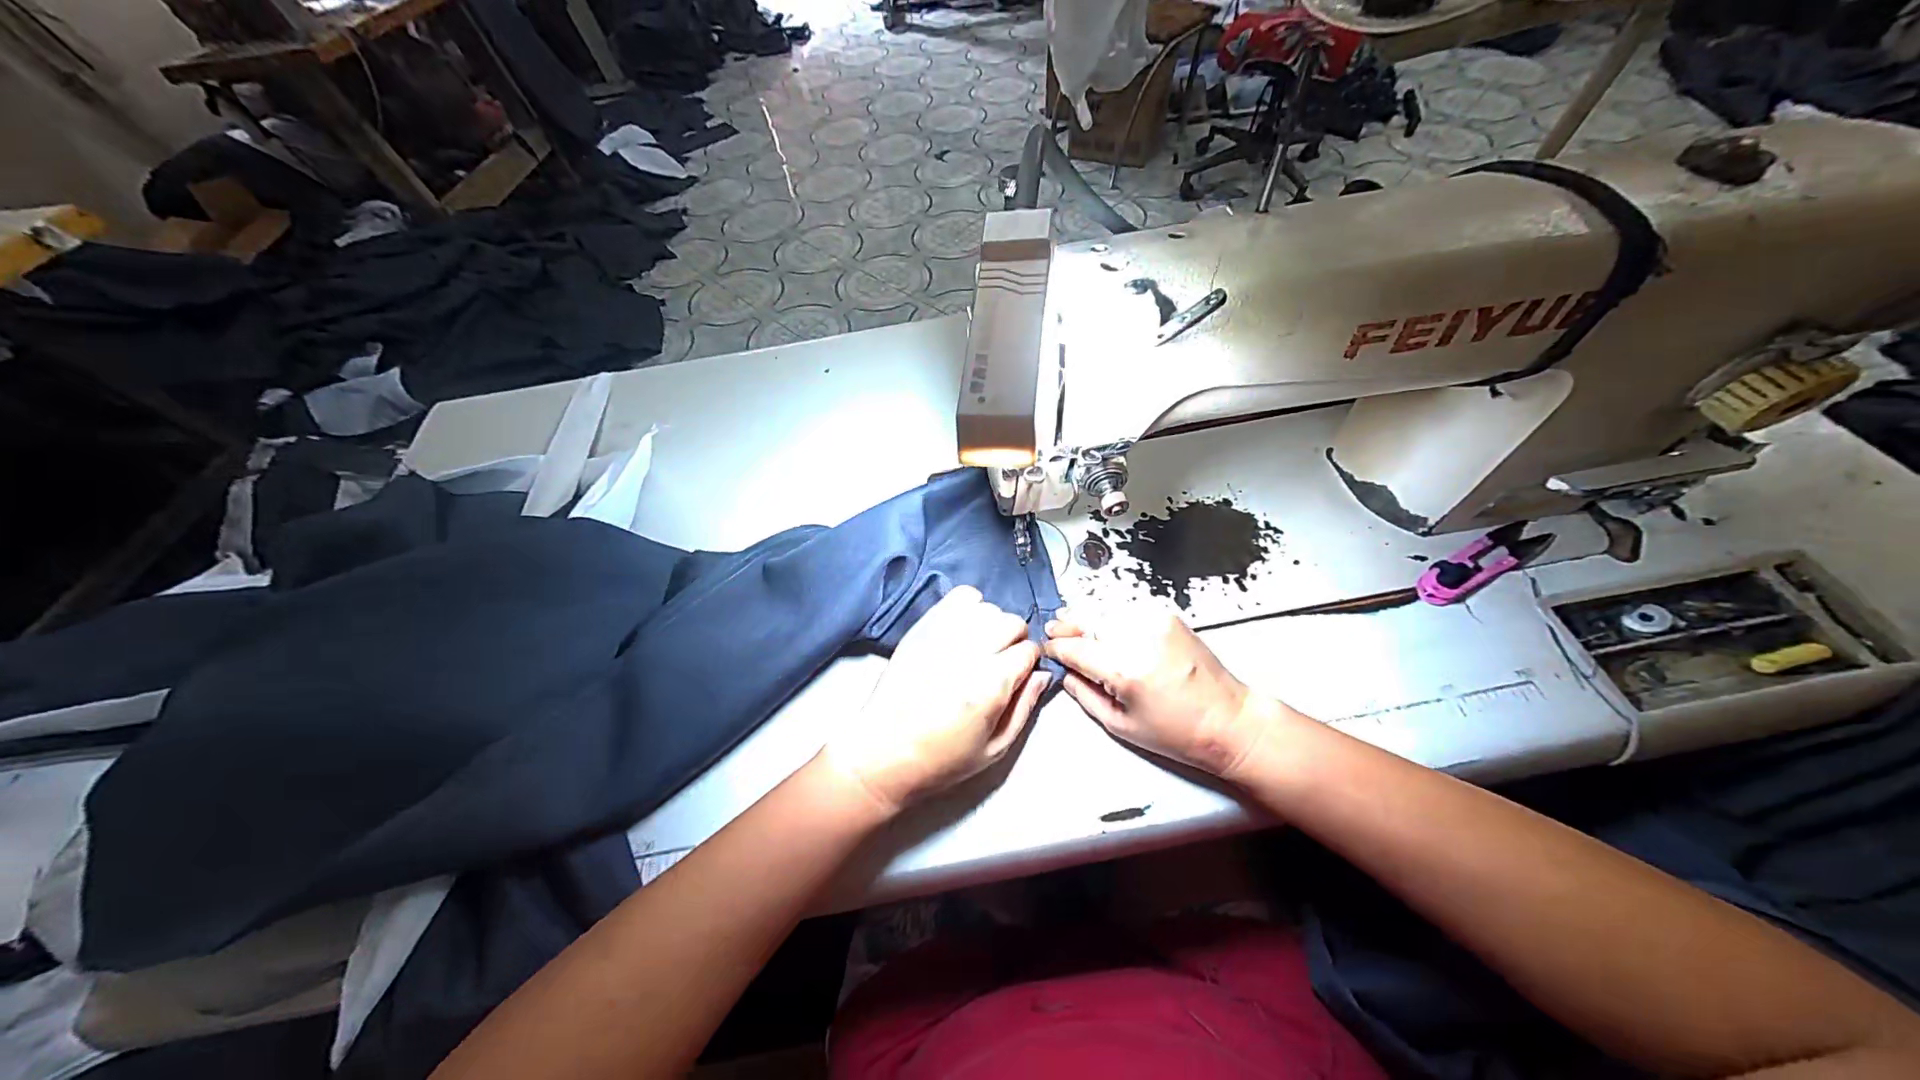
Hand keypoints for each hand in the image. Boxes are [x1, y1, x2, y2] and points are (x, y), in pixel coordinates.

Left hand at [825, 587, 1049, 813]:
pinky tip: (966, 627)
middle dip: (1015, 639)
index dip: (1028, 663)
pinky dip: (969, 604)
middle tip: (1002, 660)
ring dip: (992, 623)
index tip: (1018, 675)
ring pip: (987, 608)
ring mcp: (941, 637)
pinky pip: (957, 596)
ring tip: (982, 645)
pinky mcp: (921, 629)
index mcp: (990, 685)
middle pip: (1011, 622)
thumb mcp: (995, 748)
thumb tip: (1042, 675)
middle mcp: (968, 654)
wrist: (883, 754)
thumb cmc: (940, 759)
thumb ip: (1024, 707)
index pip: (1028, 651)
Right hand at [1044, 603, 1283, 778]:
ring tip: (1071, 618)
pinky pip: (1128, 607)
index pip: (1074, 648)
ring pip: (1106, 607)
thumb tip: (1067, 673)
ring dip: (1086, 612)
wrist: (1228, 720)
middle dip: (1067, 623)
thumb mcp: (1120, 724)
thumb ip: (1085, 694)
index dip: (1056, 648)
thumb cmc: (1177, 732)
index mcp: (1123, 670)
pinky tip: (1103, 619)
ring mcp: (1155, 622)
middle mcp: (1138, 638)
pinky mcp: (1168, 616)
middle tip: (1054, 626)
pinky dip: (1111, 611)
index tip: (1048, 649)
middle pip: (1087, 619)